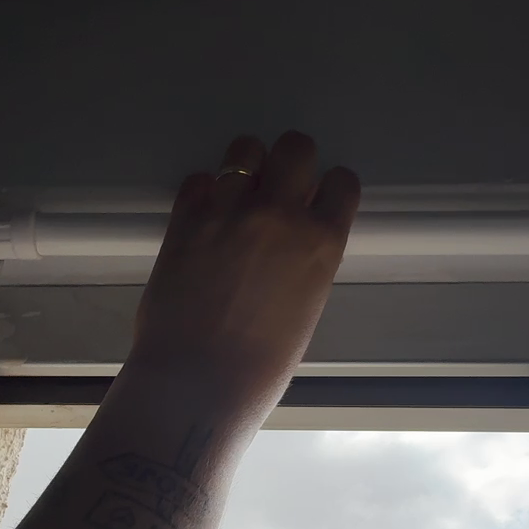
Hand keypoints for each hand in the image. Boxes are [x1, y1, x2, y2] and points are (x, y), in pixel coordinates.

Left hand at [124, 132, 360, 405]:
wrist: (198, 380)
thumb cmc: (259, 368)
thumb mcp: (303, 312)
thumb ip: (302, 266)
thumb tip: (287, 251)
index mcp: (321, 243)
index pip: (342, 183)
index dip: (329, 190)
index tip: (317, 201)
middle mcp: (279, 215)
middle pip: (297, 147)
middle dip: (291, 163)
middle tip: (277, 189)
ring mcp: (228, 211)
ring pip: (244, 149)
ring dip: (245, 166)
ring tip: (236, 195)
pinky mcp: (185, 220)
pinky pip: (197, 180)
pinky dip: (203, 191)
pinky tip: (204, 216)